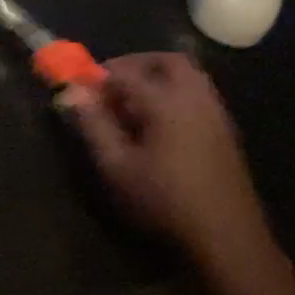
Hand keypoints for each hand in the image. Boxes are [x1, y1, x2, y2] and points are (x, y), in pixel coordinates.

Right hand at [67, 53, 273, 264]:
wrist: (224, 233)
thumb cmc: (161, 197)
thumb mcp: (115, 164)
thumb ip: (93, 124)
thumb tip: (71, 93)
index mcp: (168, 104)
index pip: (126, 73)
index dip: (95, 75)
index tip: (73, 85)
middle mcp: (197, 100)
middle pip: (168, 62)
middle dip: (133, 64)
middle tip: (105, 83)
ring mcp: (216, 114)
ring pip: (187, 77)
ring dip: (153, 78)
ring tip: (124, 104)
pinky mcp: (223, 131)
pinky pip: (196, 95)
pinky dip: (170, 94)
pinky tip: (151, 123)